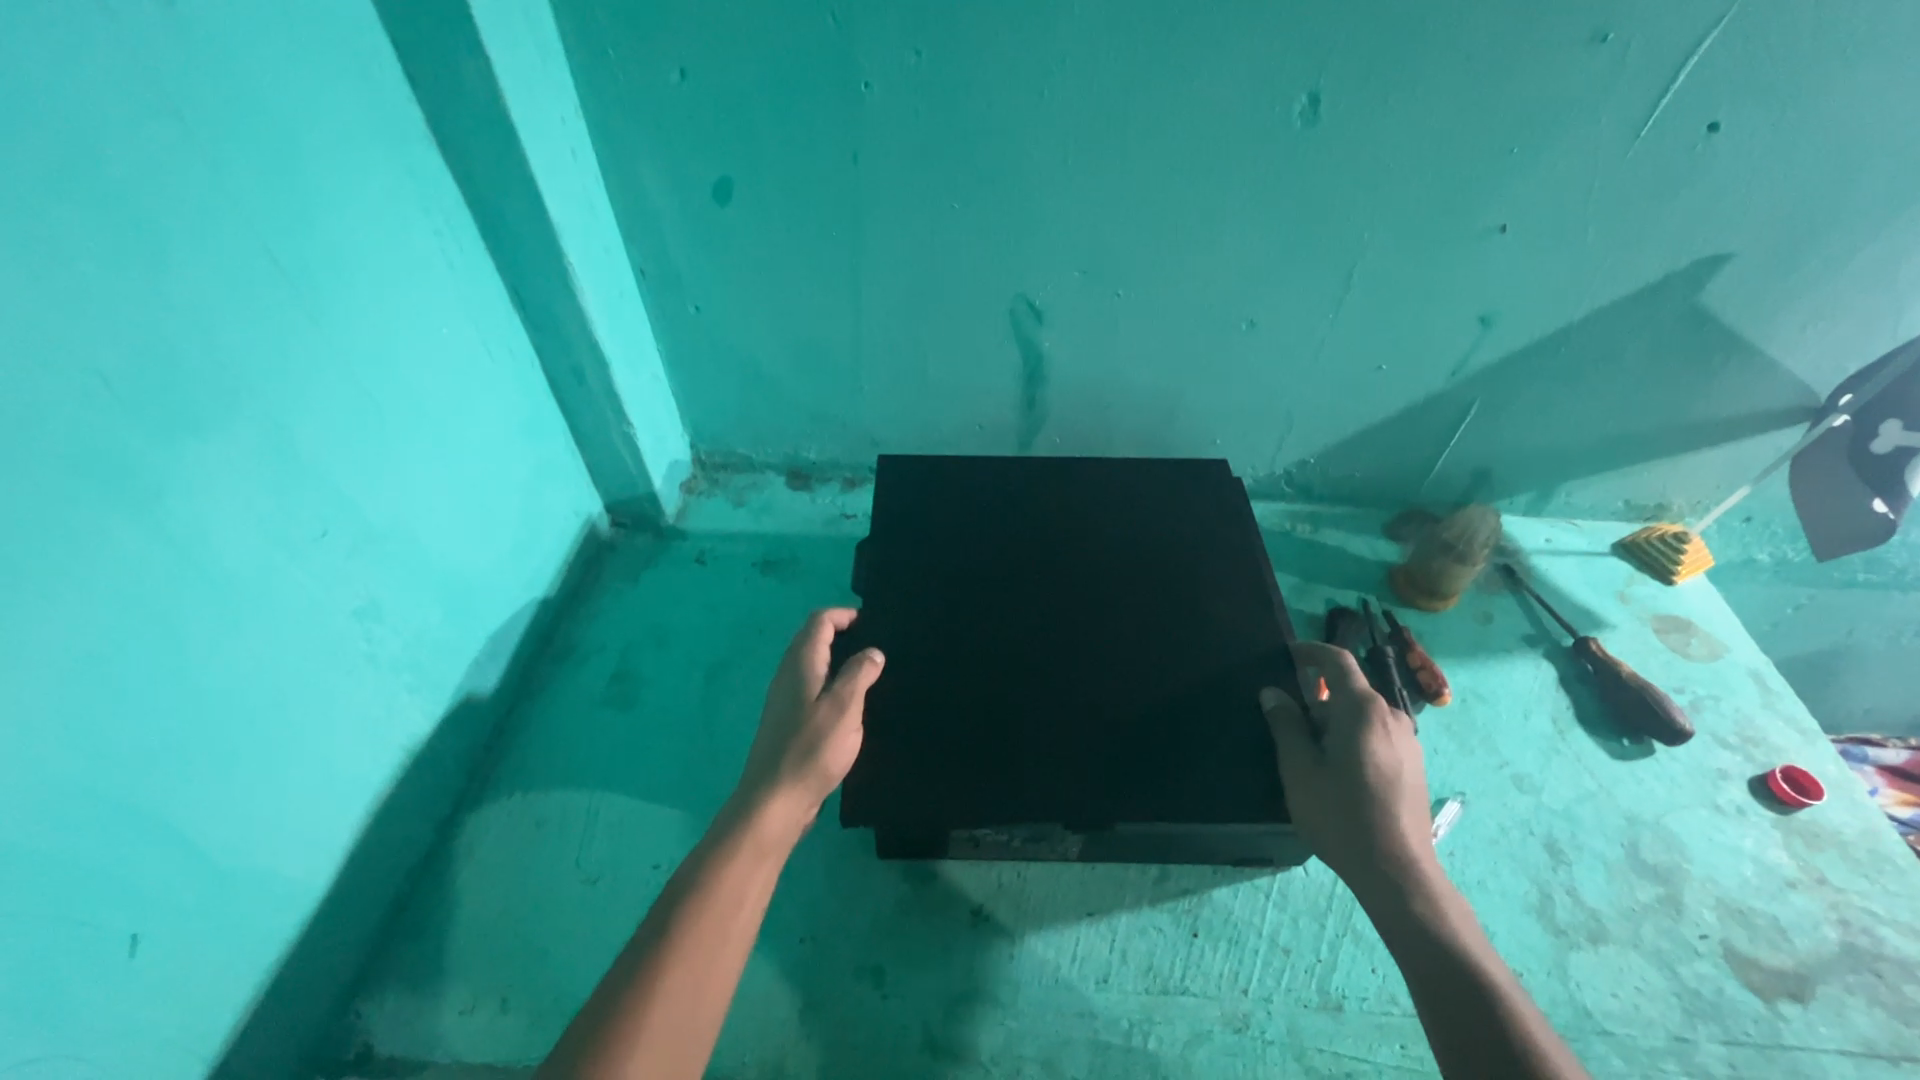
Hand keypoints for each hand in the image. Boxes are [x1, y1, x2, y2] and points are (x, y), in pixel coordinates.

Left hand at [735, 608, 884, 828]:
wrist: (775, 801)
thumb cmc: (811, 750)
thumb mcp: (844, 709)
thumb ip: (859, 675)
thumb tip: (872, 651)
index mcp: (800, 665)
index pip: (819, 622)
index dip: (845, 615)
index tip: (873, 622)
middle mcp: (788, 676)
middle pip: (812, 640)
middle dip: (842, 635)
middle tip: (877, 645)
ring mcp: (785, 701)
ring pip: (812, 666)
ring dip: (838, 662)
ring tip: (871, 673)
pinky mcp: (789, 723)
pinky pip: (812, 690)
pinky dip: (832, 685)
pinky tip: (853, 706)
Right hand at [1260, 641, 1437, 899]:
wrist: (1396, 870)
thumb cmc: (1340, 816)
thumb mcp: (1299, 770)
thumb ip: (1286, 725)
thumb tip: (1273, 693)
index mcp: (1363, 710)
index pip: (1338, 661)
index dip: (1310, 652)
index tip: (1287, 654)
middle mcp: (1392, 716)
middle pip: (1348, 692)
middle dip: (1316, 702)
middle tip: (1287, 730)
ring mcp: (1407, 741)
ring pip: (1362, 716)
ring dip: (1334, 724)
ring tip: (1310, 758)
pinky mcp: (1413, 763)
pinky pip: (1376, 735)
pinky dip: (1352, 738)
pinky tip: (1338, 774)